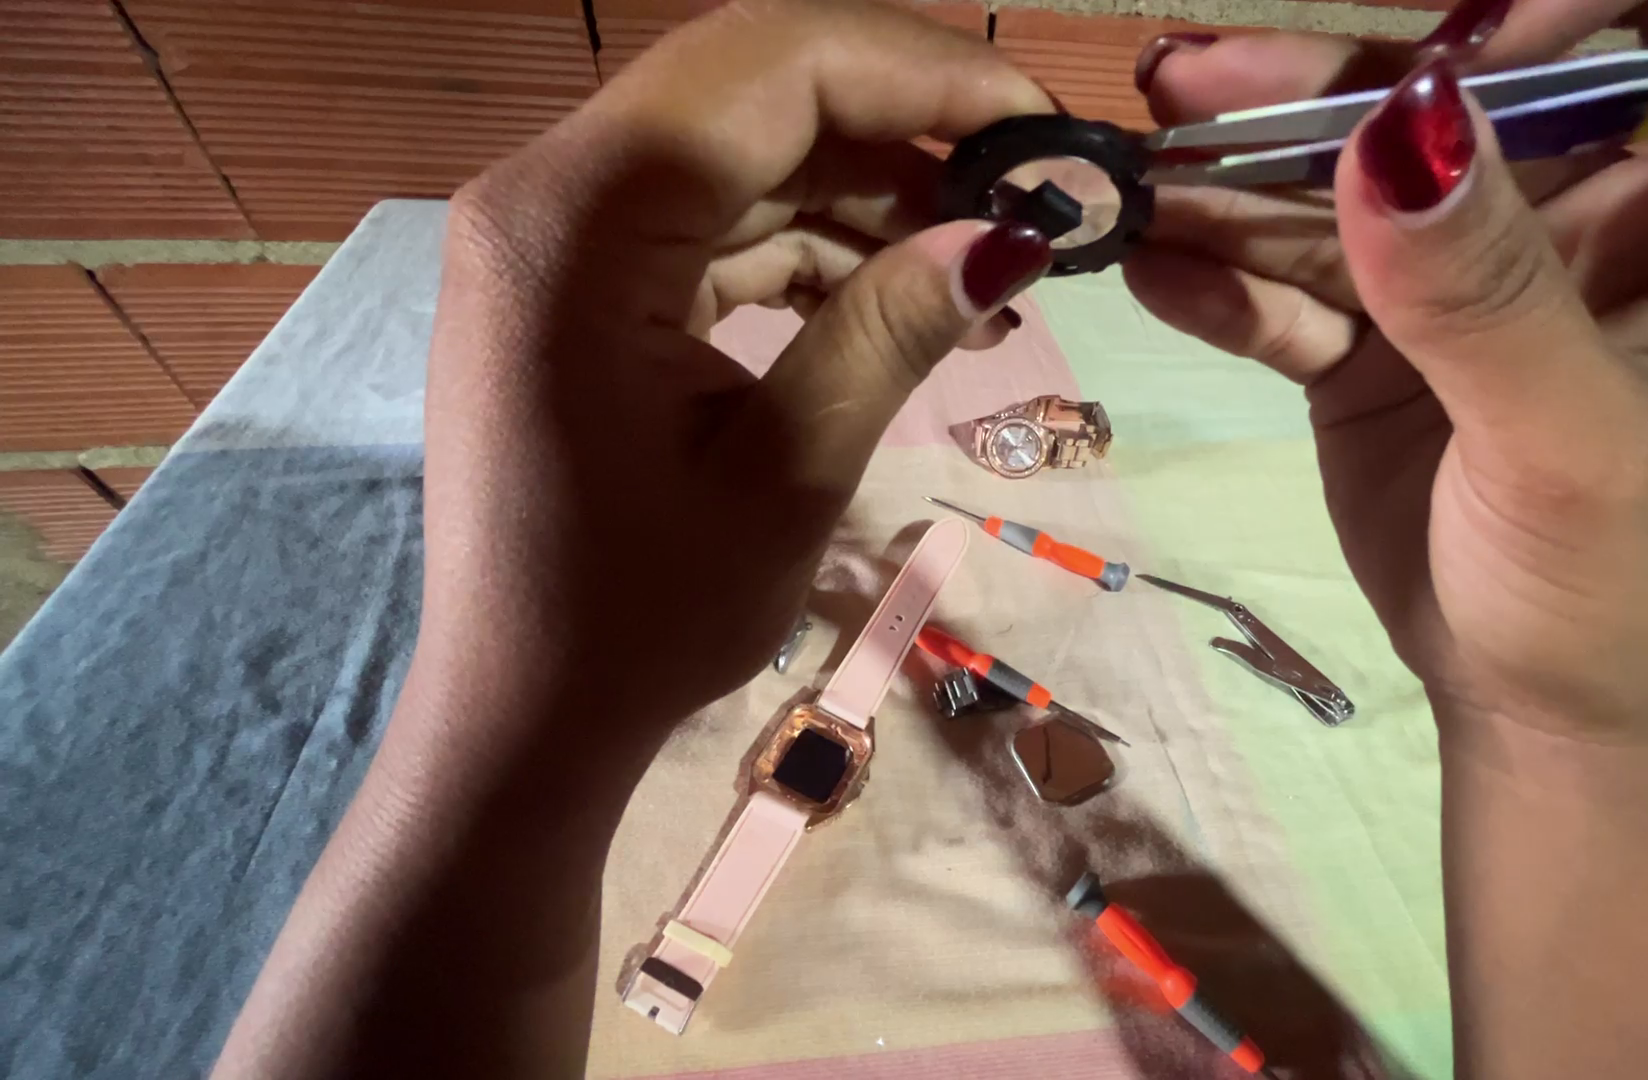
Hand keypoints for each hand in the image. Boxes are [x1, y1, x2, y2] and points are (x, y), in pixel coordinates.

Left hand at [419, 0, 1054, 734]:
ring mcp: (563, 245)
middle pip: (757, 99)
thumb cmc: (648, 615)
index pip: (771, 67)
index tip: (1035, 126)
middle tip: (1020, 201)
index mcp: (578, 225)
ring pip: (747, 167)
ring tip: (978, 280)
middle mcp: (550, 198)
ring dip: (870, 208)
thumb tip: (1010, 237)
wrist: (534, 708)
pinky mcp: (587, 294)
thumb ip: (891, 331)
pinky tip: (899, 306)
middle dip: (905, 136)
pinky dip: (816, 259)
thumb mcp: (790, 472)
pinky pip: (721, 236)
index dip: (922, 72)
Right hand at [1126, 1, 1647, 737]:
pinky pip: (1289, 309)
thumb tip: (1394, 132)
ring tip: (1133, 182)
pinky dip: (1223, 295)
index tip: (1448, 47)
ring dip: (1233, 199)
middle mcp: (1579, 221)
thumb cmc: (1634, 590)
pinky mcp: (1368, 359)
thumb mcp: (1578, 441)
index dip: (1572, 3)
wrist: (1544, 709)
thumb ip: (1486, 293)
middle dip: (1315, 98)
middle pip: (1446, 116)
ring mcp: (1453, 294)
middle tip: (1180, 82)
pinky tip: (1153, 273)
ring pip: (1339, 214)